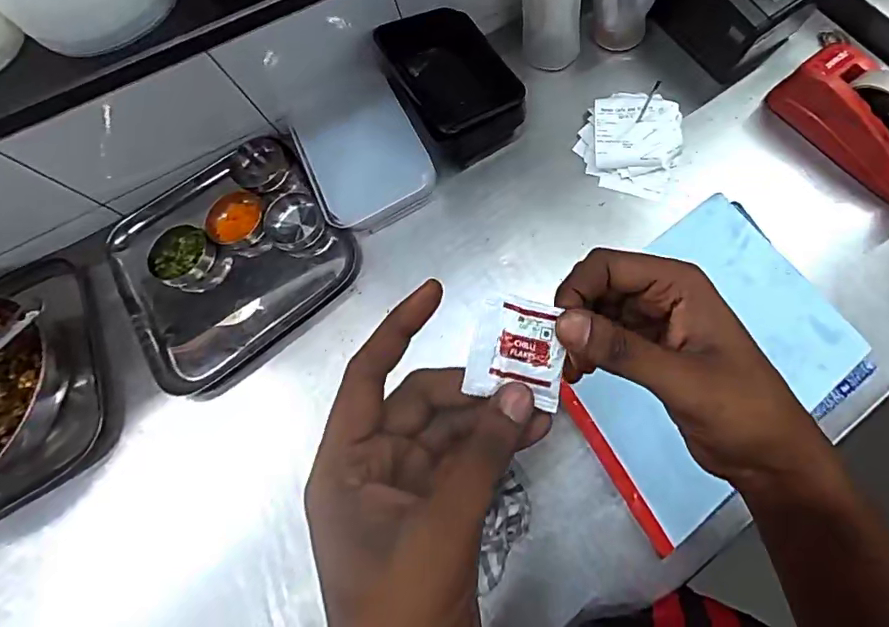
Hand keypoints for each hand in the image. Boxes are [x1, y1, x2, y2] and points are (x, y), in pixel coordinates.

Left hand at [305, 280, 551, 626]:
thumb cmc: (400, 610)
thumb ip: (479, 456)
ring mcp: (404, 492)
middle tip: (522, 373)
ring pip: (449, 433)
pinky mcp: (434, 515)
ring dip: (492, 417)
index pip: (367, 375)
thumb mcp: (439, 527)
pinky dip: (496, 448)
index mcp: (345, 462)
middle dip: (470, 386)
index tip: (432, 294)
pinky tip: (533, 433)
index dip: (398, 329)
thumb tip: (519, 393)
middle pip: (420, 403)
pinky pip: (465, 465)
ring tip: (542, 401)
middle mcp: (370, 468)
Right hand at [553, 249, 834, 491]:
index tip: (560, 326)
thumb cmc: (745, 413)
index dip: (577, 289)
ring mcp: (654, 320)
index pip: (608, 266)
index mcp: (676, 284)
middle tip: (561, 353)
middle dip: (574, 315)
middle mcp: (662, 293)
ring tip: (571, 368)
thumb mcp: (681, 380)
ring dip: (578, 335)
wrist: (775, 464)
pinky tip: (582, 372)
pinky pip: (605, 335)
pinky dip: (588, 349)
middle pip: (598, 285)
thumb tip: (564, 324)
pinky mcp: (647, 347)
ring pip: (597, 310)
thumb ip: (620, 349)